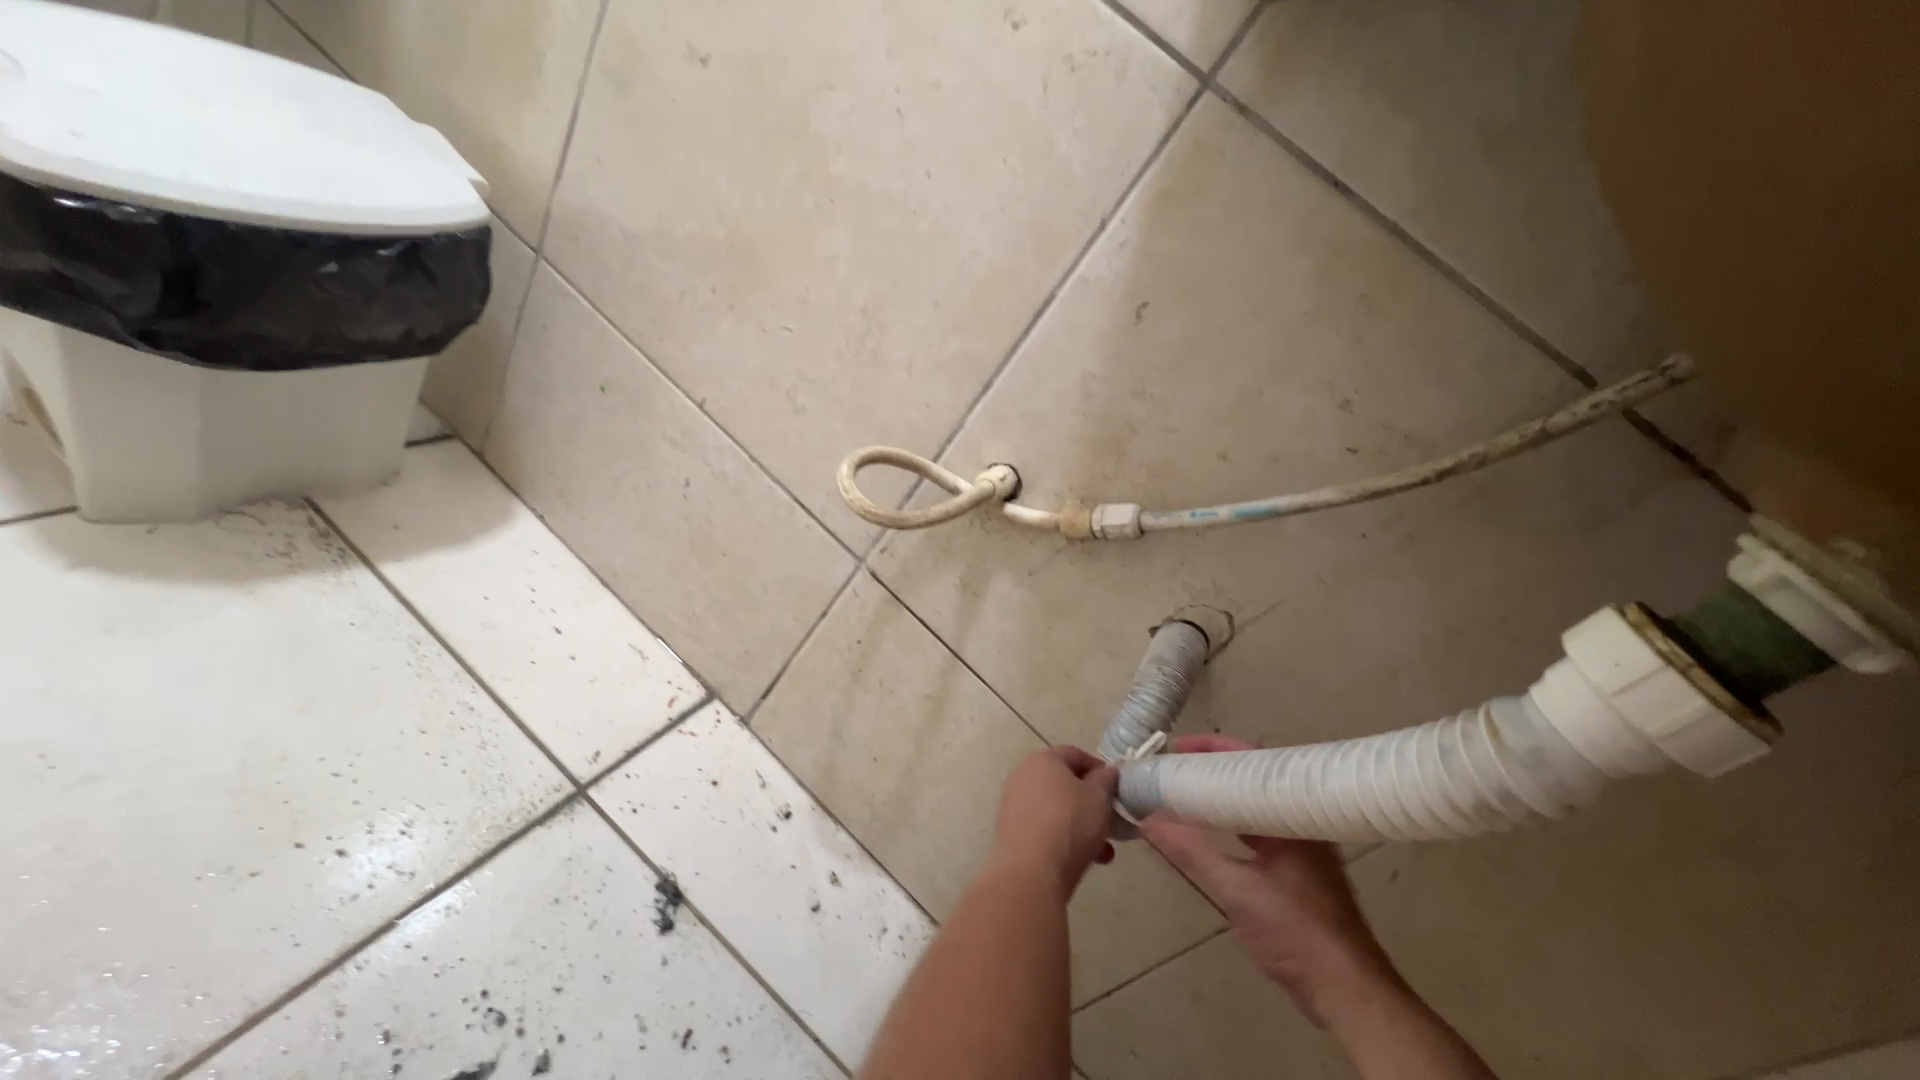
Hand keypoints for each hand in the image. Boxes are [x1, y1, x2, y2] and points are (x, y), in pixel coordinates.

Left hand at [992, 746, 1118, 895]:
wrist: (1032, 870)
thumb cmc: (1070, 823)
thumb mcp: (1099, 798)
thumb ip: (1106, 780)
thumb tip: (1107, 771)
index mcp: (1042, 760)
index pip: (1074, 754)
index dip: (1098, 768)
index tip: (1115, 786)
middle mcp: (1022, 777)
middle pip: (1064, 784)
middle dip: (1091, 803)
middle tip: (1110, 820)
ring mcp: (1013, 804)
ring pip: (1056, 810)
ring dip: (1081, 824)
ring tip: (1103, 850)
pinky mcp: (1010, 832)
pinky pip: (1043, 828)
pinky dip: (1063, 837)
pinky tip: (1084, 859)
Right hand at [1139, 735, 1400, 1026]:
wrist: (1346, 989)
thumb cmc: (1297, 933)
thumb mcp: (1237, 892)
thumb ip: (1192, 854)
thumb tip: (1148, 822)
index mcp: (1294, 816)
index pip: (1252, 762)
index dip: (1212, 750)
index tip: (1175, 747)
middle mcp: (1301, 823)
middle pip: (1253, 781)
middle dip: (1211, 771)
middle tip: (1173, 767)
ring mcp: (1302, 848)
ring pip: (1255, 807)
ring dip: (1220, 799)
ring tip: (1182, 793)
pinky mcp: (1298, 872)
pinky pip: (1258, 832)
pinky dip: (1230, 825)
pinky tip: (1207, 832)